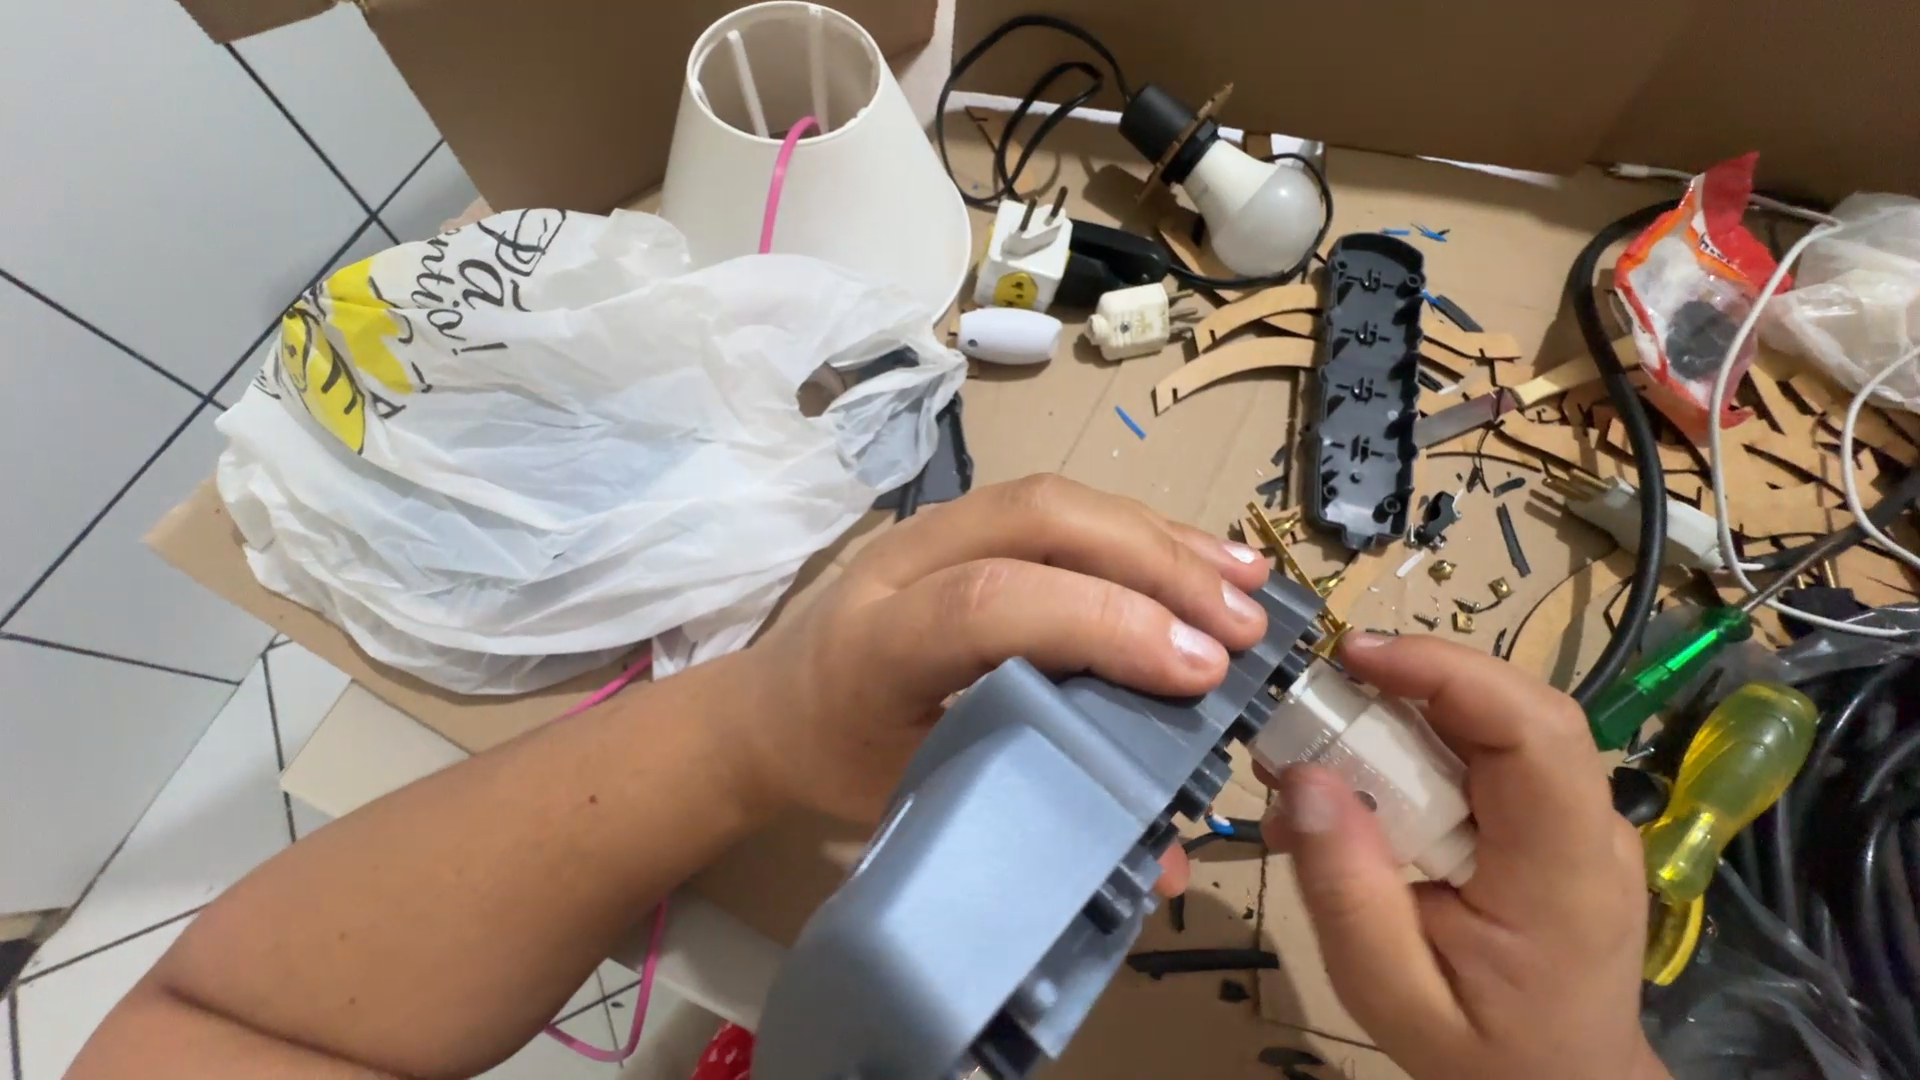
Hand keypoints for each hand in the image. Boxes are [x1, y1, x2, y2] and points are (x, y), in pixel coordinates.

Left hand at [733, 474, 1271, 822]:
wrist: (773, 704)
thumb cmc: (841, 761)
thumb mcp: (921, 796)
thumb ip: (1035, 811)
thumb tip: (1166, 859)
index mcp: (877, 640)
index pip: (990, 603)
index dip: (1100, 624)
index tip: (1199, 673)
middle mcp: (902, 560)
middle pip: (1036, 521)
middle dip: (1152, 567)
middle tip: (1240, 629)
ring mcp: (930, 526)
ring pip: (1054, 500)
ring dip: (1158, 537)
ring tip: (1243, 583)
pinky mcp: (960, 519)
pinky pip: (1054, 507)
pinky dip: (1132, 529)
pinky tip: (1193, 554)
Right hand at [1263, 635, 1666, 1079]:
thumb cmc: (1479, 1051)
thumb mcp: (1389, 989)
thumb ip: (1344, 891)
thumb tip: (1302, 775)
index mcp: (1564, 869)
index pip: (1533, 730)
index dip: (1446, 671)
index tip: (1354, 656)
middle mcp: (1583, 825)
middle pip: (1509, 708)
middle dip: (1410, 677)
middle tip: (1319, 686)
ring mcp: (1568, 817)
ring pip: (1486, 719)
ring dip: (1395, 708)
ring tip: (1314, 737)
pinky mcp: (1538, 817)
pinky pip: (1472, 750)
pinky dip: (1402, 741)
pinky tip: (1348, 775)